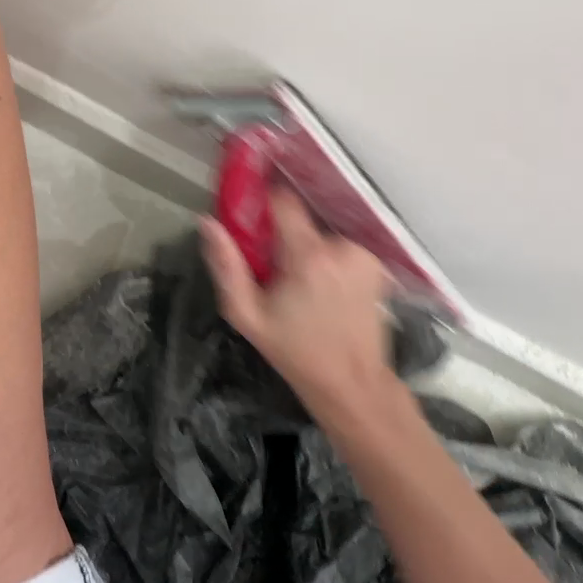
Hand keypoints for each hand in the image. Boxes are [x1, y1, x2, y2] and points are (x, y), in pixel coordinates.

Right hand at [200, 187, 399, 422]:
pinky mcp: (376, 267)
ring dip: (305, 250)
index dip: (262, 200)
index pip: (284, 201)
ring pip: (320, 236)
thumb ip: (225, 265)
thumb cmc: (292, 349)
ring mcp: (364, 257)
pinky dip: (326, 261)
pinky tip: (321, 289)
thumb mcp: (245, 314)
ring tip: (297, 284)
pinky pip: (339, 249)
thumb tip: (207, 222)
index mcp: (308, 256)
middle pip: (300, 222)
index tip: (247, 212)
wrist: (352, 383)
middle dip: (282, 237)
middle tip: (270, 269)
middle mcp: (341, 248)